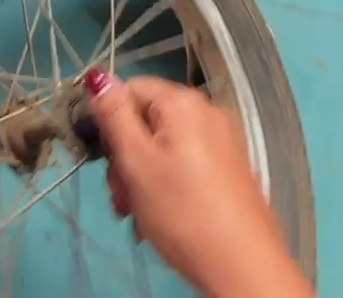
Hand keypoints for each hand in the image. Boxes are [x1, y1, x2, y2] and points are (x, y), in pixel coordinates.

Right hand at [87, 70, 311, 297]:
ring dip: (143, 174)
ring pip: (164, 144)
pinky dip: (168, 181)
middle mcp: (205, 110)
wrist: (244, 268)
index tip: (104, 162)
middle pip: (147, 119)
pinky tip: (163, 214)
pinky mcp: (230, 166)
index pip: (129, 90)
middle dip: (126, 156)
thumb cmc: (182, 210)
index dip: (109, 122)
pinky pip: (186, 161)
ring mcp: (222, 139)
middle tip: (121, 198)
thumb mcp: (136, 161)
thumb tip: (98, 75)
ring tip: (139, 214)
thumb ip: (114, 114)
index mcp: (181, 102)